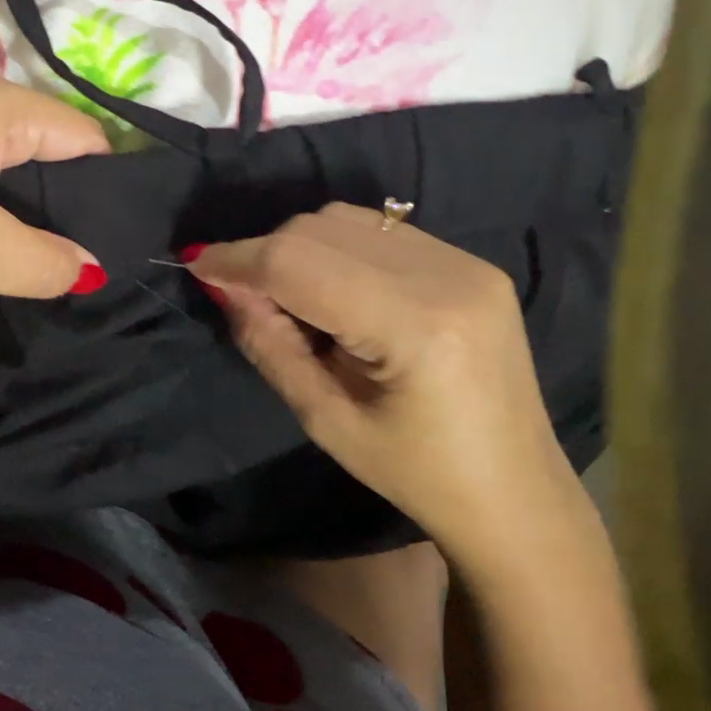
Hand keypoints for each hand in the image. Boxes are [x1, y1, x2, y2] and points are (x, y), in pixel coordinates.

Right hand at [190, 204, 595, 563]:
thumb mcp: (325, 420)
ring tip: (290, 299)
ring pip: (347, 218)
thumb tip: (226, 288)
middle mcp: (446, 275)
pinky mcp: (472, 263)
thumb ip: (270, 344)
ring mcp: (466, 262)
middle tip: (243, 298)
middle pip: (320, 228)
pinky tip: (333, 291)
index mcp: (414, 325)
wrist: (514, 492)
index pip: (300, 263)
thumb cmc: (414, 474)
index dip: (238, 259)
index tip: (196, 267)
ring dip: (300, 247)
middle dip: (265, 253)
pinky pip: (380, 230)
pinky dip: (337, 248)